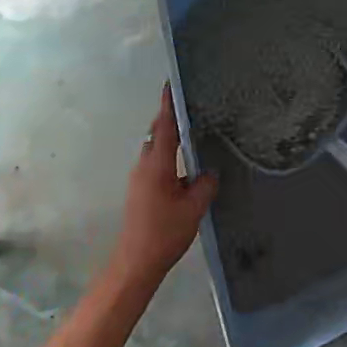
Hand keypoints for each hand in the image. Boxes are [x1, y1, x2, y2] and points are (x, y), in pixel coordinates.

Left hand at [110, 85, 217, 285]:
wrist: (136, 262)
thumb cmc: (164, 233)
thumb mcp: (193, 209)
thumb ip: (205, 185)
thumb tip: (210, 171)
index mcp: (157, 164)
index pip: (164, 126)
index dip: (168, 104)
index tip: (172, 84)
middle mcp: (145, 165)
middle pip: (157, 133)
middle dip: (170, 118)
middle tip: (191, 105)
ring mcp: (140, 178)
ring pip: (156, 149)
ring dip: (170, 138)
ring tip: (192, 131)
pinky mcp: (140, 190)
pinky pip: (155, 163)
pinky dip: (169, 155)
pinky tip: (185, 165)